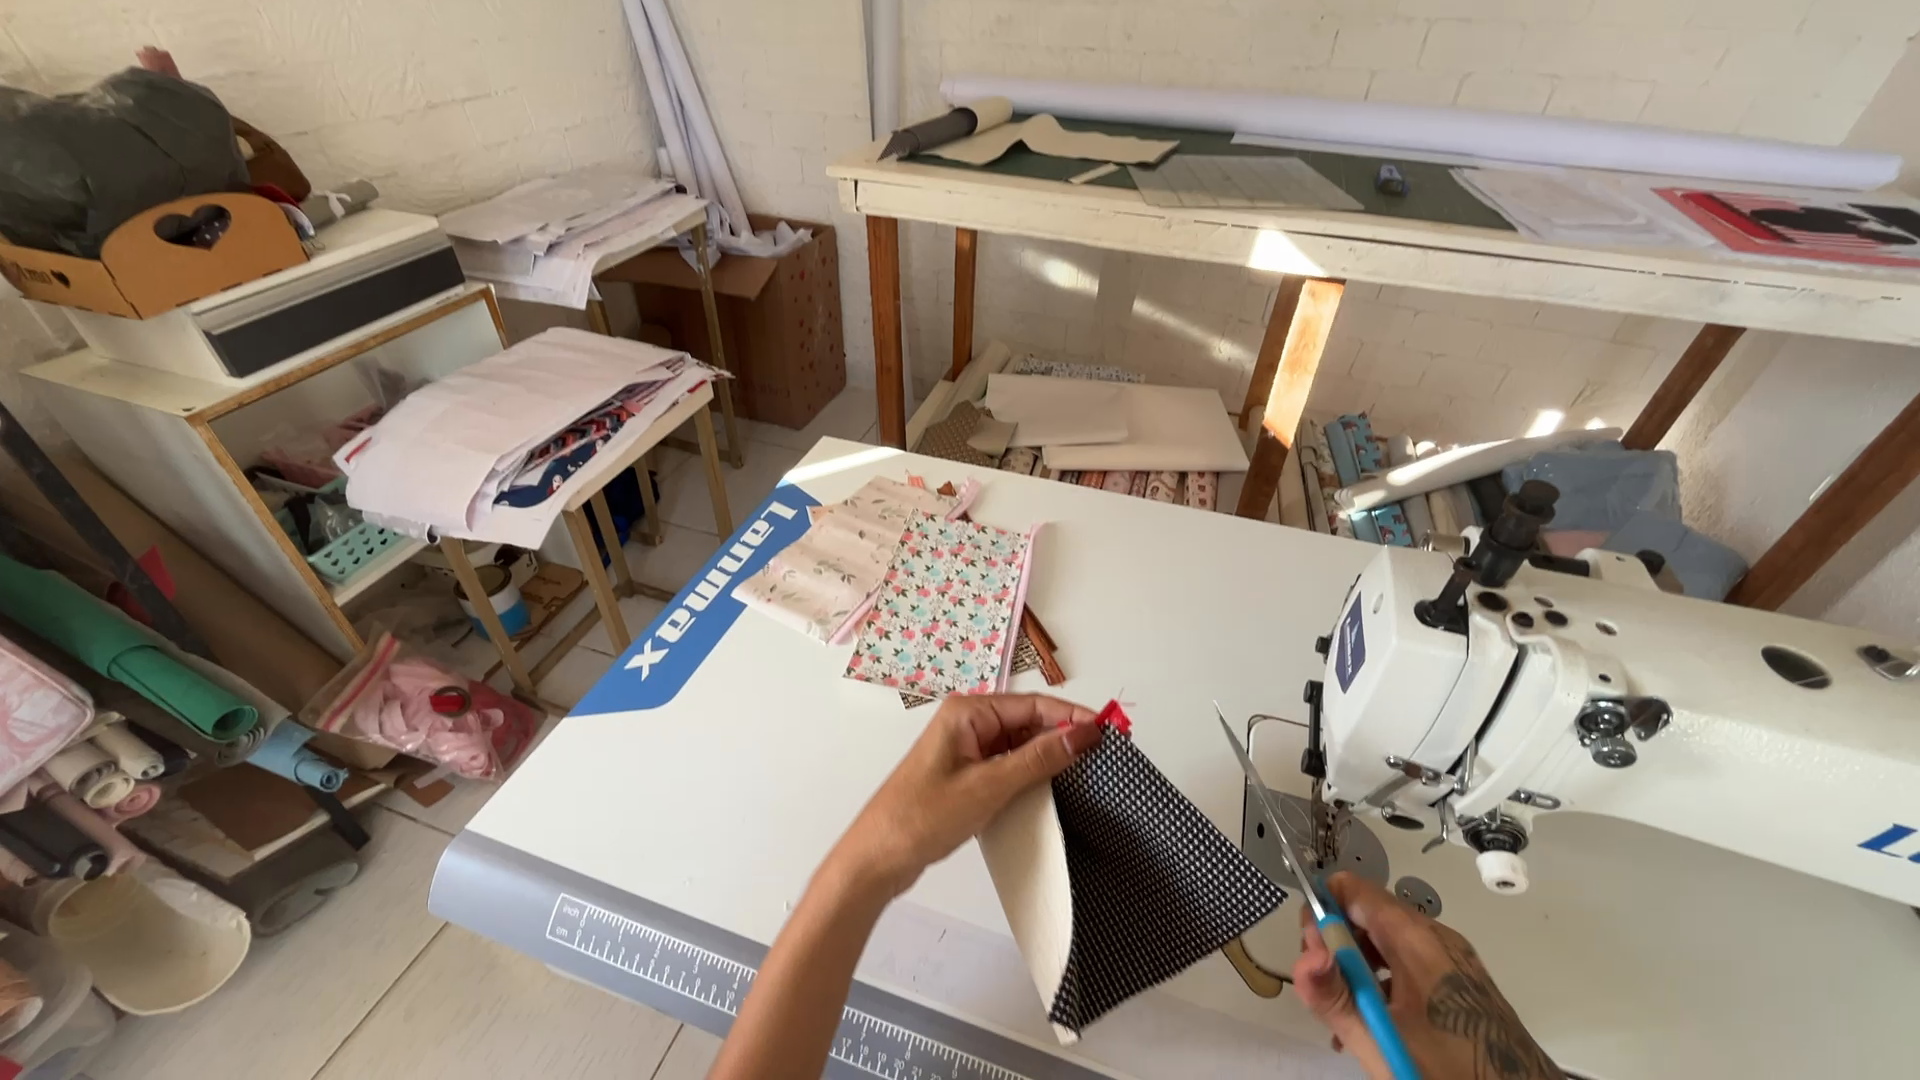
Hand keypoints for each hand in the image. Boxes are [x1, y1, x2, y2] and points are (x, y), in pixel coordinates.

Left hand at [829, 694, 1101, 897]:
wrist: (877, 858)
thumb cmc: (923, 817)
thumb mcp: (989, 786)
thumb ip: (1038, 759)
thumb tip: (1083, 734)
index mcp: (968, 712)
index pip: (1033, 705)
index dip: (1072, 716)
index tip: (1109, 731)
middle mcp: (967, 723)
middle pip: (1028, 722)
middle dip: (1063, 736)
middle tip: (1103, 756)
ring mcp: (965, 749)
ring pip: (1019, 745)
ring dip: (1048, 757)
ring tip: (1086, 773)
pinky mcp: (965, 775)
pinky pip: (1007, 765)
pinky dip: (1029, 774)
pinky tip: (1051, 790)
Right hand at [1294, 872, 1565, 1079]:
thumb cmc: (1448, 1070)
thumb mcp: (1380, 1038)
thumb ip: (1333, 995)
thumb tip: (1303, 957)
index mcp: (1415, 937)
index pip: (1351, 889)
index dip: (1322, 910)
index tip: (1312, 952)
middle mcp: (1435, 936)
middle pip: (1366, 914)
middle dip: (1336, 944)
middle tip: (1327, 989)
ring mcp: (1452, 958)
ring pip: (1385, 940)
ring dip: (1357, 966)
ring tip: (1348, 1015)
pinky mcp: (1462, 981)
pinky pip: (1409, 962)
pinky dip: (1384, 980)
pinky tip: (1377, 1021)